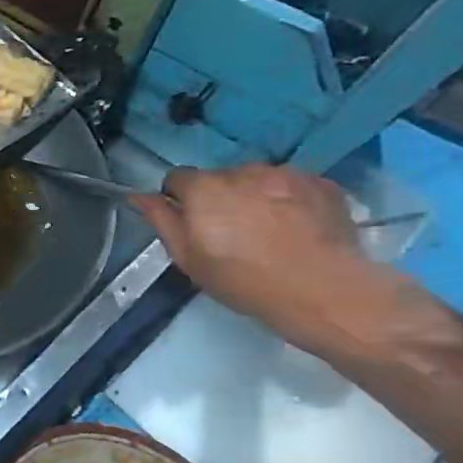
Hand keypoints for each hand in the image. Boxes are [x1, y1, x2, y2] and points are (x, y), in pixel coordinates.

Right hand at [130, 164, 415, 357]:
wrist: (323, 290)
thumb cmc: (243, 280)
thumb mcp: (189, 259)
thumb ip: (162, 221)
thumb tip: (139, 196)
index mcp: (204, 188)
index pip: (178, 177)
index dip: (180, 199)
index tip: (191, 223)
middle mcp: (243, 171)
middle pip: (220, 178)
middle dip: (220, 198)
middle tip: (231, 233)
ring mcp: (286, 174)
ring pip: (258, 180)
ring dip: (255, 196)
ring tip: (269, 231)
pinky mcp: (322, 183)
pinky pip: (293, 185)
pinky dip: (289, 200)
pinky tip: (296, 228)